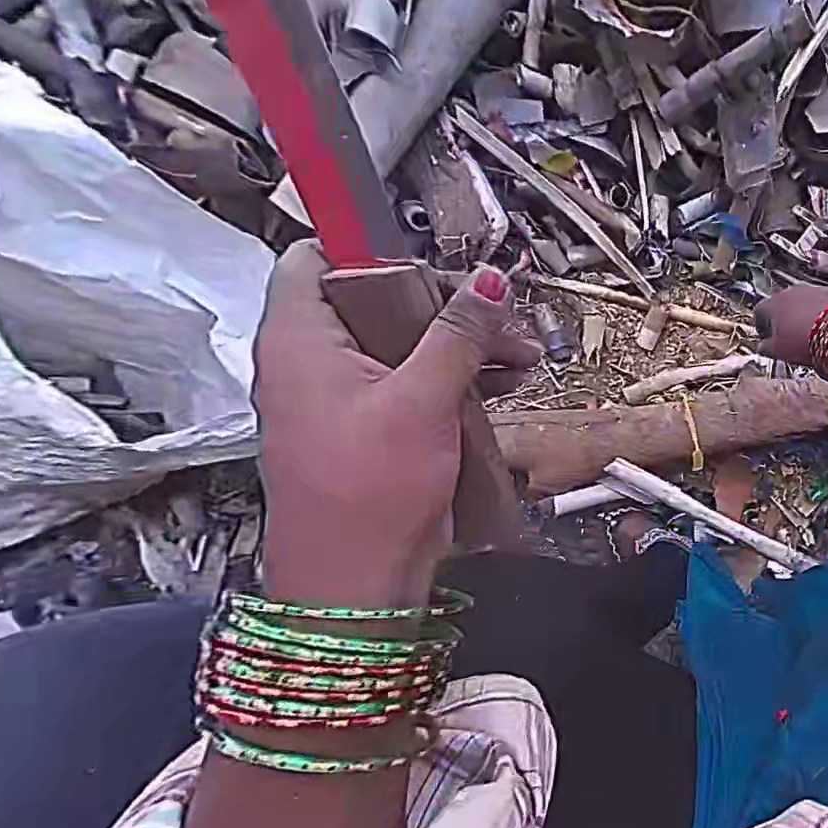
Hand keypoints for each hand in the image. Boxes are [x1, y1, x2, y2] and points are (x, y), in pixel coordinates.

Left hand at [253, 241, 538, 608]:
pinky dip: (463, 376)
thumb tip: (491, 280)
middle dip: (450, 306)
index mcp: (303, 341)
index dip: (372, 250)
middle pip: (383, 303)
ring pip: (411, 344)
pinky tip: (508, 382)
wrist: (360, 577)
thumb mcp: (422, 399)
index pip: (317, 262)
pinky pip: (422, 381)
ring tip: (524, 356)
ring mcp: (354, 394)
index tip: (438, 264)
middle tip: (506, 319)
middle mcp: (321, 360)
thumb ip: (457, 334)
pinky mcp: (384, 423)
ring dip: (468, 344)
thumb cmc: (373, 484)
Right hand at [753, 285, 827, 367]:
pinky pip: (823, 302)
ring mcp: (813, 289)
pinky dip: (822, 313)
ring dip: (804, 315)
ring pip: (803, 302)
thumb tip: (763, 347)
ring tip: (811, 334)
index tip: (768, 338)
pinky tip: (827, 328)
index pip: (760, 313)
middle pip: (782, 305)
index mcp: (772, 304)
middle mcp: (791, 292)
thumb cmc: (806, 341)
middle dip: (785, 320)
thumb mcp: (779, 351)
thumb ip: (766, 347)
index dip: (763, 327)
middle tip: (790, 337)